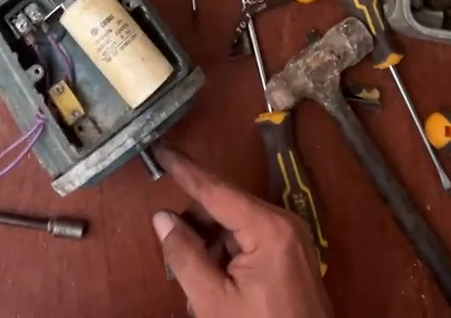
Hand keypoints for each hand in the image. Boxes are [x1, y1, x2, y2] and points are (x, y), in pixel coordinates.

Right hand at [152, 146, 333, 317]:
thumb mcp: (215, 303)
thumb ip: (186, 256)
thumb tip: (162, 217)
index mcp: (268, 227)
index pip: (215, 188)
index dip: (184, 168)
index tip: (159, 147)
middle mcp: (282, 222)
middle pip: (224, 207)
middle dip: (196, 228)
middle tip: (175, 261)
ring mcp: (290, 238)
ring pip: (233, 225)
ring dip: (209, 247)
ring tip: (199, 290)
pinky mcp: (290, 254)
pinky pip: (248, 241)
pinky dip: (226, 256)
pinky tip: (217, 289)